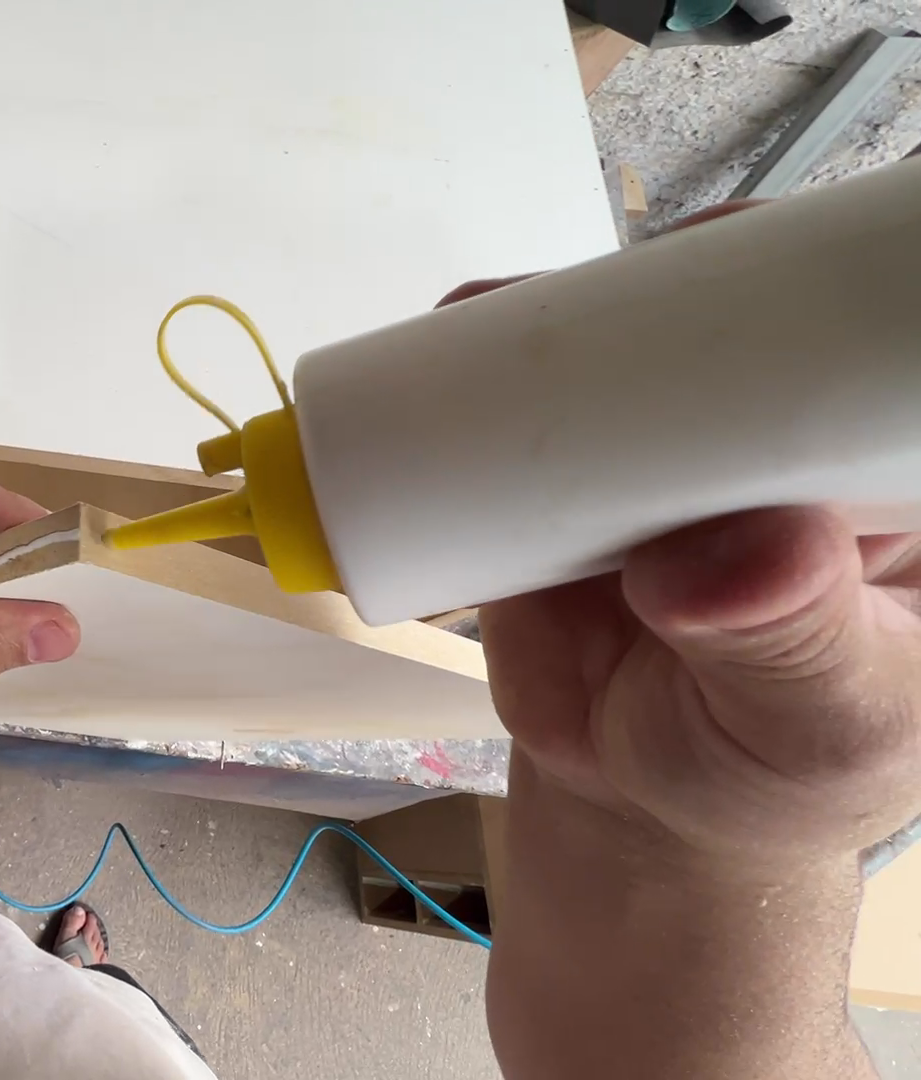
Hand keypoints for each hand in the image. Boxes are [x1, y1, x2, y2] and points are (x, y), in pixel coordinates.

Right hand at [451, 202, 920, 867]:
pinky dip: (463, 400)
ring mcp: (646, 476)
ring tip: (476, 313)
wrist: (626, 795)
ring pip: (600, 375)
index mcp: (888, 476)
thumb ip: (789, 644)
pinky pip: (510, 438)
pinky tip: (433, 367)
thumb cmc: (767, 768)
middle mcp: (767, 454)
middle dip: (651, 289)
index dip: (822, 278)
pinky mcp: (549, 505)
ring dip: (538, 331)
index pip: (870, 347)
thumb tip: (728, 550)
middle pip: (720, 334)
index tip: (746, 249)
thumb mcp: (818, 720)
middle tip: (583, 286)